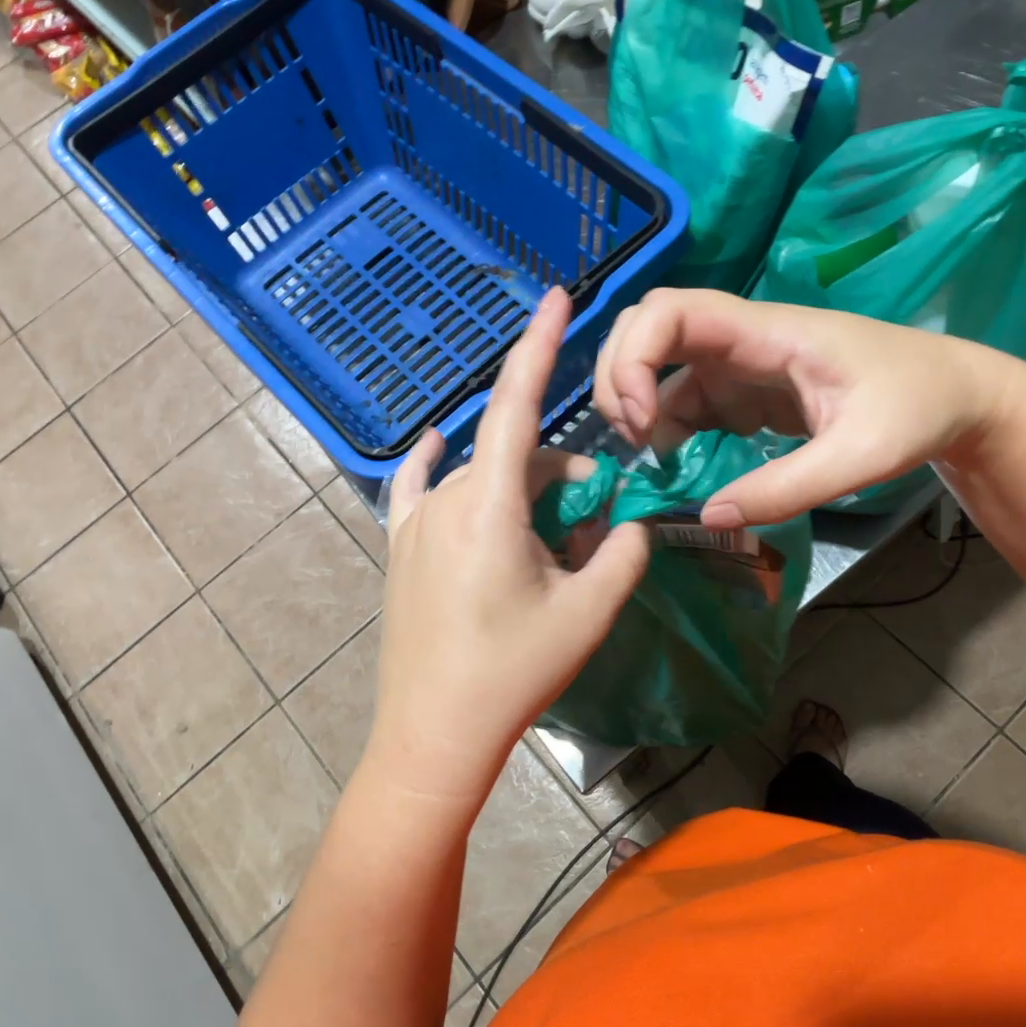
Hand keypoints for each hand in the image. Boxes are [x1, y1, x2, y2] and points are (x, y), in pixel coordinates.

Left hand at [371, 288, 651, 801]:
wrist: (436, 731)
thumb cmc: (514, 672)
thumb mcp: (587, 613)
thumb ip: (621, 555)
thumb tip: (626, 522)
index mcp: (488, 507)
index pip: (515, 405)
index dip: (538, 346)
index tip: (555, 296)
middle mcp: (444, 501)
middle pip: (513, 456)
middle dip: (562, 476)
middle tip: (595, 524)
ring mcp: (413, 525)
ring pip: (479, 478)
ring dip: (521, 491)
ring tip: (549, 541)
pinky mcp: (399, 550)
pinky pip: (418, 488)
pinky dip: (436, 465)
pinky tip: (437, 447)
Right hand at [594, 288, 1023, 528]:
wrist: (952, 397)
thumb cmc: (915, 409)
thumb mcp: (861, 457)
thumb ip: (787, 489)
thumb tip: (707, 516)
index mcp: (766, 332)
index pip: (670, 311)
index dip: (633, 356)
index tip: (640, 419)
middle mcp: (738, 340)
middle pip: (643, 327)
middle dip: (617, 378)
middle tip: (634, 442)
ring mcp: (734, 366)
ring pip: (652, 365)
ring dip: (633, 407)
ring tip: (651, 463)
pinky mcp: (739, 394)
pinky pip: (679, 402)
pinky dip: (661, 431)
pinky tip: (673, 468)